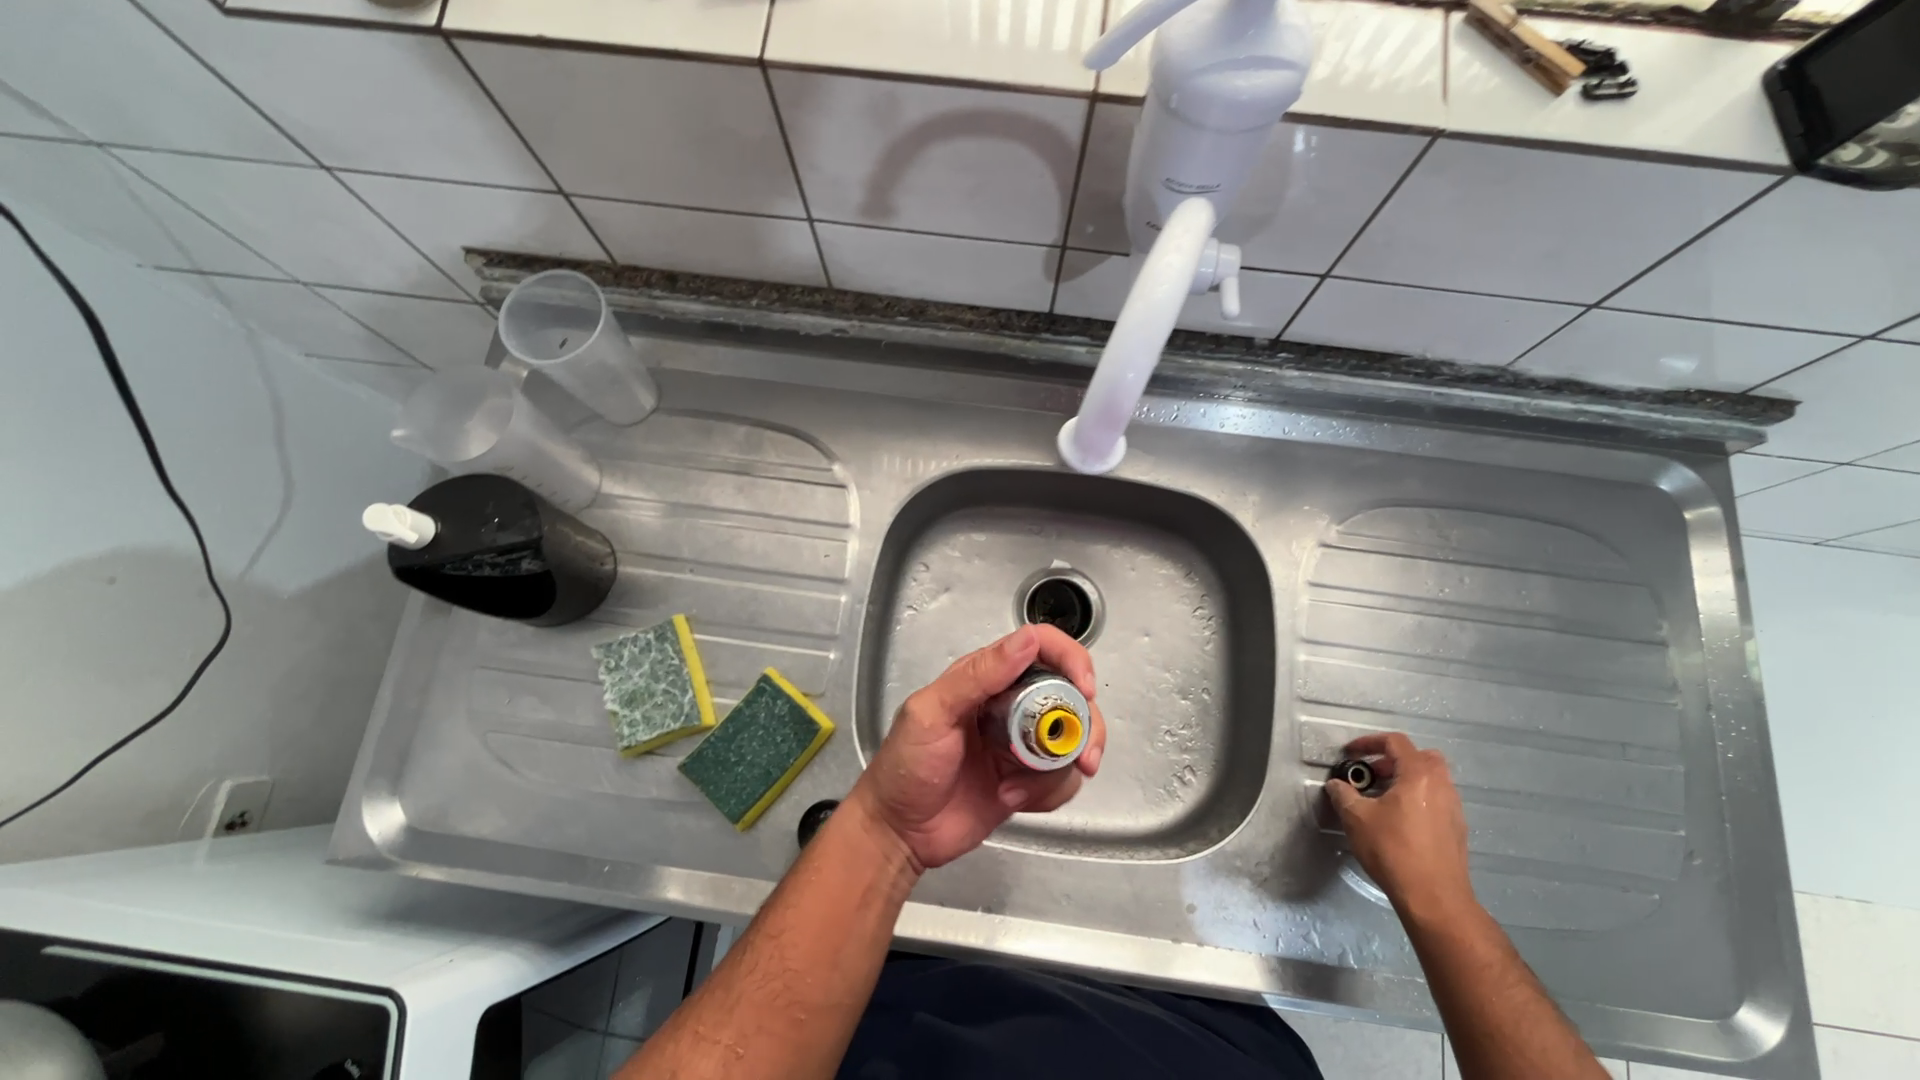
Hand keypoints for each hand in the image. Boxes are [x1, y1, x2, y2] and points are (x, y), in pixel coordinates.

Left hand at [849, 625, 1105, 871]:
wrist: (900, 830)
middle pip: (1070, 697)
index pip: (1041, 649)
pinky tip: (1012, 799)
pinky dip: (1046, 793)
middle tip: (1082, 755)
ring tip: (1021, 789)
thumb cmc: (904, 766)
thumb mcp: (932, 712)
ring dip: (1060, 769)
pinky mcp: (1027, 780)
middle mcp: (1010, 705)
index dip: (1071, 660)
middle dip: (1084, 726)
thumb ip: (979, 675)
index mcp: (986, 677)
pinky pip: (1060, 780)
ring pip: (1072, 741)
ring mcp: (1021, 743)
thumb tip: (1026, 641)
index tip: (1083, 690)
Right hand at [1326, 733, 1474, 919]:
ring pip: (1432, 779)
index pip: (1395, 742)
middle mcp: (1442, 785)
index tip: (1351, 754)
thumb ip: (1343, 795)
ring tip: (1383, 798)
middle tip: (1373, 774)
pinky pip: (1437, 800)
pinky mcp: (1457, 828)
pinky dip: (1418, 798)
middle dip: (1394, 759)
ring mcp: (1454, 807)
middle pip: (1422, 756)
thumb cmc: (1392, 850)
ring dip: (1407, 779)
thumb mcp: (1356, 819)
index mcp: (1418, 775)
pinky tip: (1400, 821)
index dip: (1369, 742)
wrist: (1433, 896)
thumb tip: (1336, 785)